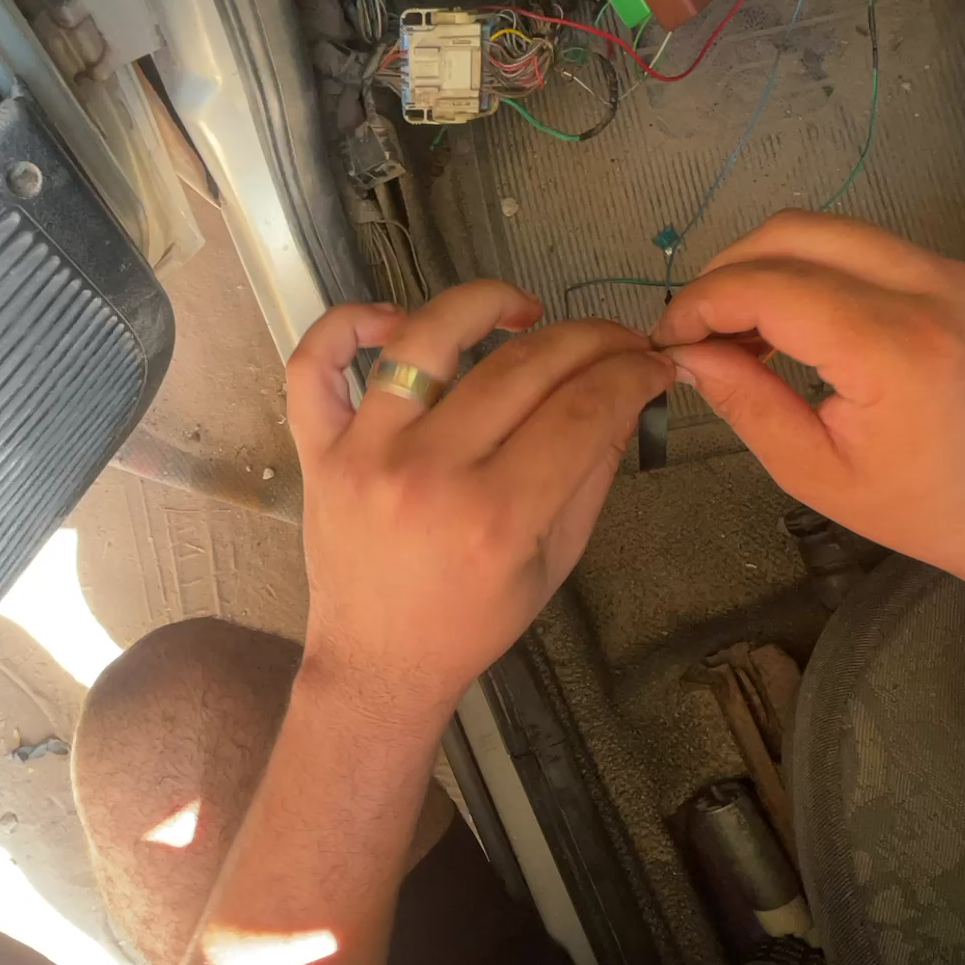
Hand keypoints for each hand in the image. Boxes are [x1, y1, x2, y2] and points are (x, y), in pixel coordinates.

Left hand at [286, 282, 672, 717]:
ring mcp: (364, 455)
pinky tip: (393, 321)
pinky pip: (314, 366)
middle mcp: (429, 473)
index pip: (584, 410)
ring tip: (523, 311)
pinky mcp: (318, 452)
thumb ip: (592, 475)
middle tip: (613, 341)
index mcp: (496, 517)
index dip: (632, 374)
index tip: (650, 365)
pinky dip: (346, 325)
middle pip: (523, 367)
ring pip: (425, 338)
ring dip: (486, 303)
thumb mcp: (553, 562)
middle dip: (590, 339)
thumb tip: (625, 396)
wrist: (379, 661)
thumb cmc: (471, 623)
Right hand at [654, 211, 964, 596]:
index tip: (665, 340)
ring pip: (825, 229)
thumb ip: (744, 402)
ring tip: (733, 332)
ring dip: (761, 268)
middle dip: (723, 272)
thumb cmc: (924, 510)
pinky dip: (803, 271)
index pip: (767, 285)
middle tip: (693, 331)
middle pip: (793, 231)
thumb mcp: (813, 472)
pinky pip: (859, 247)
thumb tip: (686, 355)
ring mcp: (952, 270)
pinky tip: (785, 325)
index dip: (699, 304)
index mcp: (892, 347)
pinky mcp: (959, 275)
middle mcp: (929, 285)